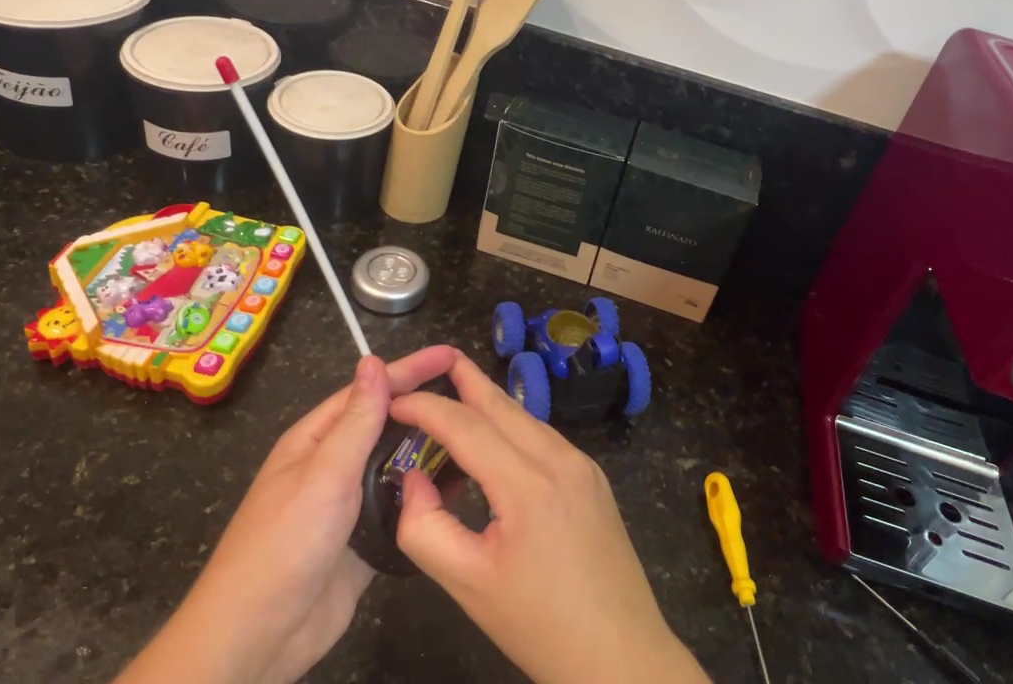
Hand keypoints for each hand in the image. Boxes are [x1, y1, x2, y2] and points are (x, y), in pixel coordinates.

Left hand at [118, 344, 460, 683]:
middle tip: (476, 397)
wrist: (259, 634)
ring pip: (397, 467)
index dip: (410, 370)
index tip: (450, 355)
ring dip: (430, 453)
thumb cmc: (285, 543)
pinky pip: (401, 509)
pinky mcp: (365, 542)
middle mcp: (333, 465)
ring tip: (479, 439)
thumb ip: (355, 421)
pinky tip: (460, 491)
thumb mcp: (323, 473)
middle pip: (387, 426)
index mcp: (316, 440)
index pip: (370, 392)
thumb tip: (373, 361)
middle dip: (426, 408)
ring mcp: (349, 505)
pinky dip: (427, 497)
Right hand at [388, 354, 707, 683]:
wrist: (621, 655)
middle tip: (427, 358)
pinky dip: (510, 427)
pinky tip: (491, 437)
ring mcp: (584, 467)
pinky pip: (543, 438)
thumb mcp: (467, 584)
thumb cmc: (539, 625)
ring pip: (525, 418)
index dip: (425, 407)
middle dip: (463, 378)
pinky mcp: (593, 479)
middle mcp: (562, 460)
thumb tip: (414, 478)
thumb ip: (425, 527)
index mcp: (529, 485)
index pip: (466, 426)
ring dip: (486, 402)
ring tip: (451, 391)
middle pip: (502, 406)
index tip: (391, 399)